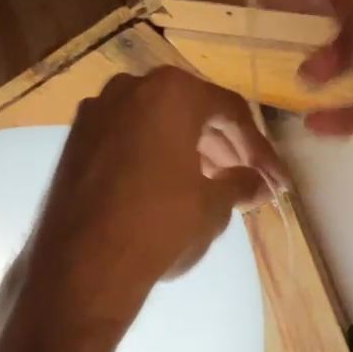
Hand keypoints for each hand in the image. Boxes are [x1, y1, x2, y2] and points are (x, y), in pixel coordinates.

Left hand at [26, 67, 279, 320]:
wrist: (83, 264)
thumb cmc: (160, 225)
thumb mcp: (213, 207)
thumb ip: (241, 185)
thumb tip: (259, 183)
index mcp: (172, 92)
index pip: (231, 113)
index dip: (260, 151)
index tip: (277, 181)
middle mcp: (130, 87)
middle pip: (192, 112)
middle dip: (226, 148)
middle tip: (249, 182)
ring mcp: (96, 112)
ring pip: (158, 124)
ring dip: (191, 151)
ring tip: (214, 186)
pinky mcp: (75, 141)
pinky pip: (129, 139)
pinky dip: (155, 156)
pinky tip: (170, 188)